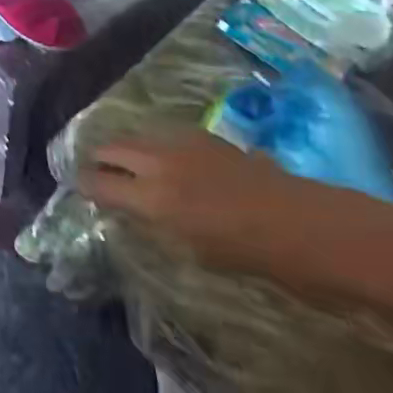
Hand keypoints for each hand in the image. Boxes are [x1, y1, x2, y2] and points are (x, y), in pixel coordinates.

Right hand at [76, 130, 392, 282]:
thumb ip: (158, 224)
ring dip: (124, 148)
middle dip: (97, 158)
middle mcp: (159, 163)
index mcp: (154, 199)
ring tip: (124, 162)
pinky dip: (153, 145)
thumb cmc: (257, 255)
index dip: (84, 185)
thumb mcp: (198, 252)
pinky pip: (163, 136)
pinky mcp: (203, 136)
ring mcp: (181, 144)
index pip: (99, 183)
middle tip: (94, 170)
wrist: (313, 227)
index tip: (79, 188)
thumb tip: (134, 210)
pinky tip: (165, 159)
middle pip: (109, 148)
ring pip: (134, 137)